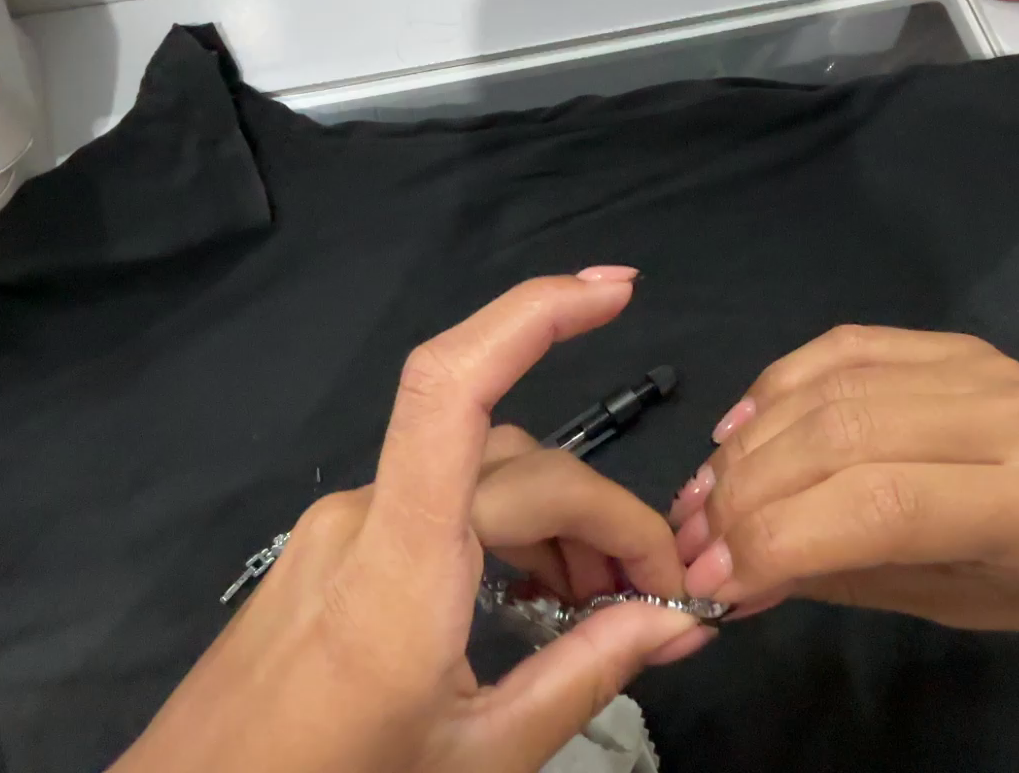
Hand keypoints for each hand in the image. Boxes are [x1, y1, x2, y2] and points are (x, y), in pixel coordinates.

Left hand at [110, 270, 711, 772]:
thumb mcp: (478, 761)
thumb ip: (585, 677)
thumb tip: (676, 621)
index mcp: (400, 562)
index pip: (454, 387)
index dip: (534, 314)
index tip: (615, 292)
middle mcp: (369, 512)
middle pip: (518, 459)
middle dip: (604, 513)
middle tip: (654, 596)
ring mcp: (347, 518)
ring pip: (485, 471)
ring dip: (559, 518)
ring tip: (600, 602)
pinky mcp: (341, 535)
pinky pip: (446, 496)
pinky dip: (510, 525)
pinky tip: (537, 587)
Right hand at [669, 325, 1018, 632]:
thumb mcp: (967, 609)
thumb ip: (848, 579)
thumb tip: (736, 575)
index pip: (883, 507)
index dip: (780, 538)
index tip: (711, 576)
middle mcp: (1015, 418)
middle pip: (843, 435)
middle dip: (749, 490)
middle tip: (694, 535)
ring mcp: (980, 366)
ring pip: (831, 388)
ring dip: (749, 442)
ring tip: (705, 490)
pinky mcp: (949, 341)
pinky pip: (840, 348)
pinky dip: (775, 386)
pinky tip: (738, 428)